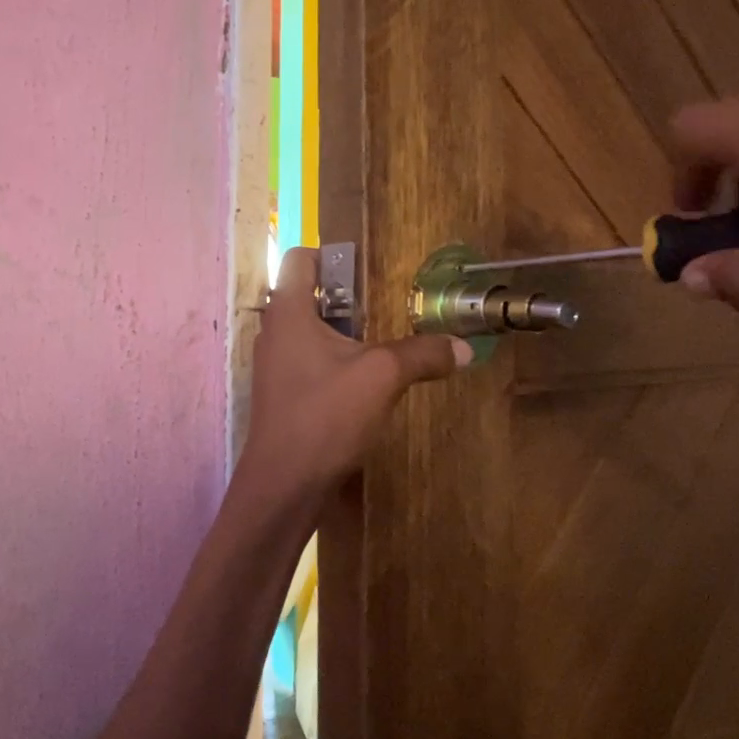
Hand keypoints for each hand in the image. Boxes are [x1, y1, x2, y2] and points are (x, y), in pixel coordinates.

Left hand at [242, 248, 472, 492]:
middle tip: (386, 308)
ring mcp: (273, 364)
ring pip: (309, 330)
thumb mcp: (382, 377)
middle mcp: (273, 330)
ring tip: (381, 345)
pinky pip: (308, 360)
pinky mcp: (281, 393)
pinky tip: (363, 383)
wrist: (283, 484)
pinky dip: (334, 360)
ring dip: (343, 332)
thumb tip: (464, 348)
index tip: (369, 271)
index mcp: (288, 311)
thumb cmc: (325, 415)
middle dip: (347, 297)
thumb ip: (423, 354)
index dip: (332, 255)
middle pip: (307, 293)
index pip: (299, 257)